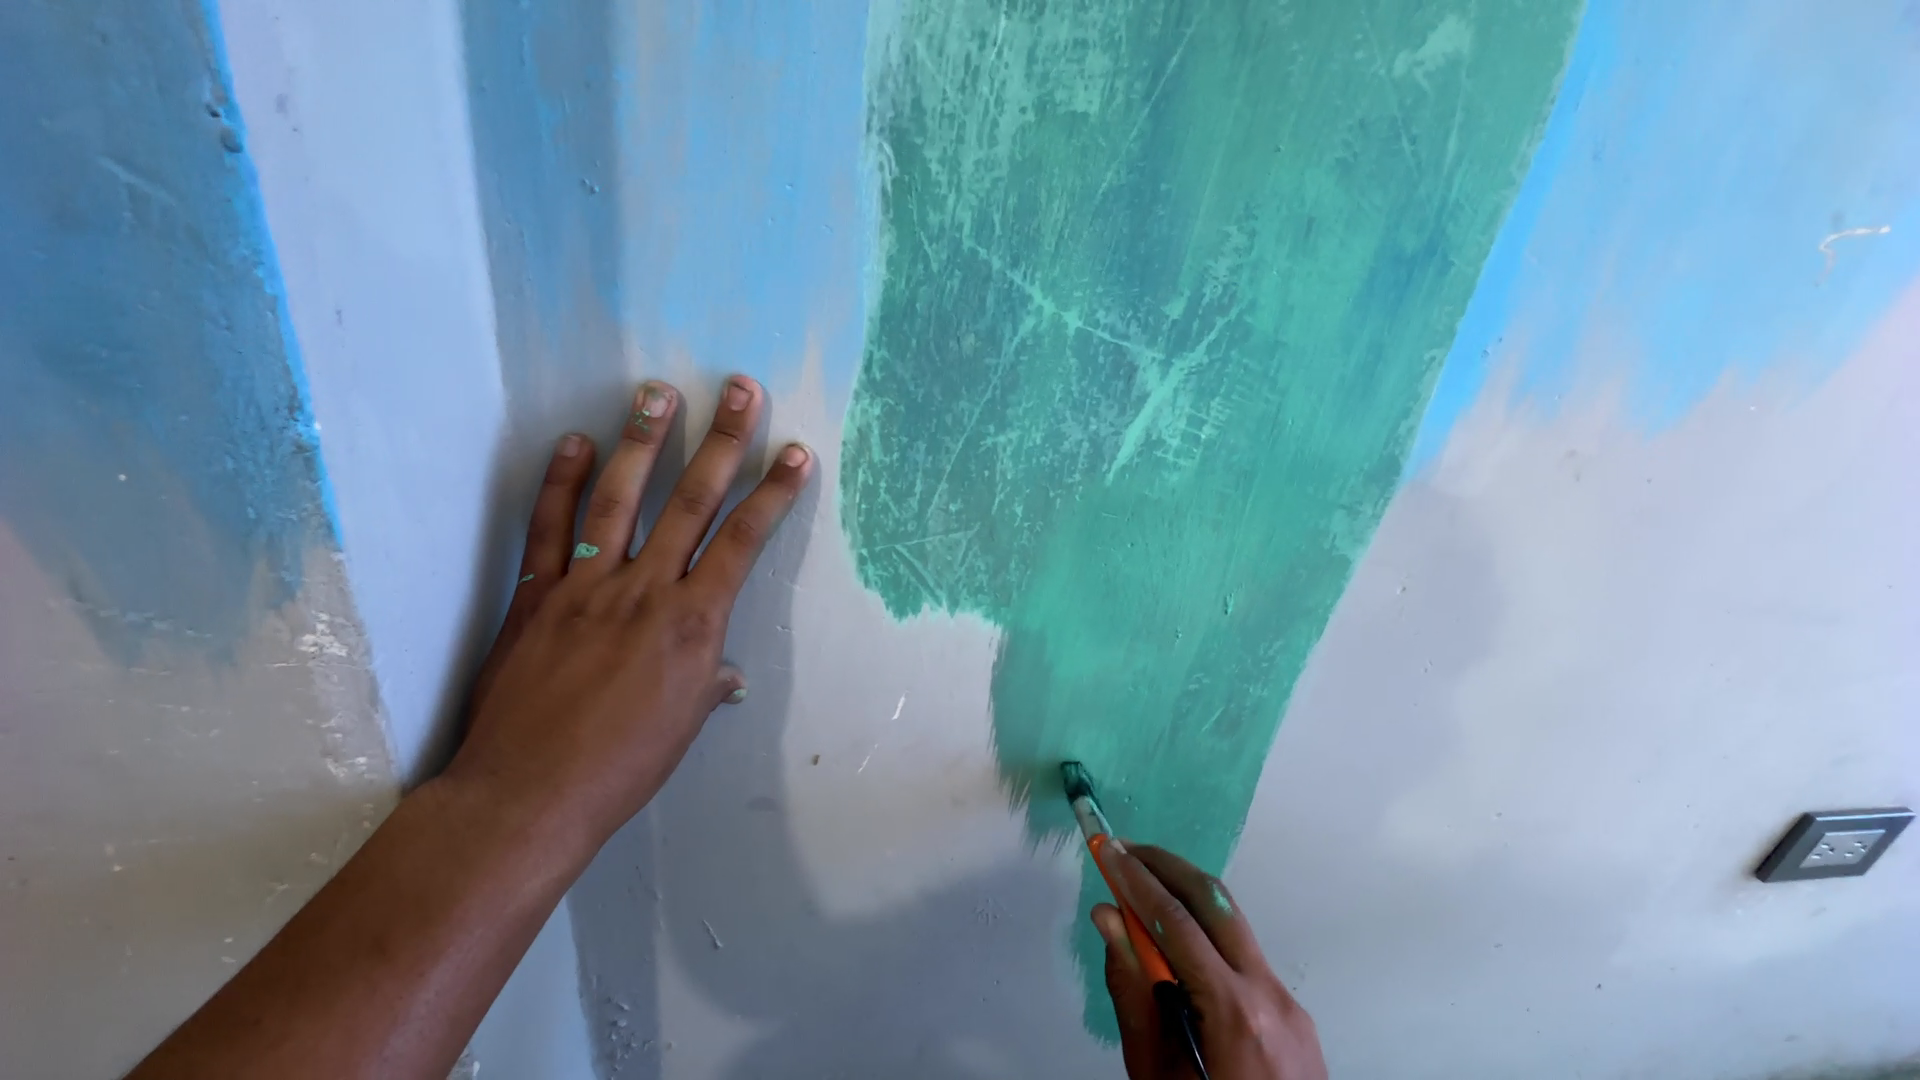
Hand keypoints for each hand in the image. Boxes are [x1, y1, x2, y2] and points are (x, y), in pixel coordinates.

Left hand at [444, 375, 813, 847]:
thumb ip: (708, 681)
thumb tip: (725, 670)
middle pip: (691, 503)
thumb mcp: (684, 724)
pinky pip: (549, 528)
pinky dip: (559, 482)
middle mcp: (646, 591)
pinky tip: (573, 442)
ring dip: (642, 442)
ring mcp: (586, 586)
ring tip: (656, 392)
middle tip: (739, 390)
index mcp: (694, 624)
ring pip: (620, 499)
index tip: (794, 452)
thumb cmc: (623, 767)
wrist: (530, 795)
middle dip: (722, 442)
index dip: (772, 493)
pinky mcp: (535, 594)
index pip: (742, 542)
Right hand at [1094, 844, 1327, 1079]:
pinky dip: (1207, 931)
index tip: (1108, 849)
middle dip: (1167, 865)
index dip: (1137, 880)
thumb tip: (1108, 917)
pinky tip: (1176, 939)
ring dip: (1187, 893)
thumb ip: (1132, 990)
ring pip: (1234, 923)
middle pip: (1216, 902)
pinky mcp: (1294, 1012)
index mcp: (1234, 1013)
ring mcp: (1290, 1001)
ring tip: (1143, 881)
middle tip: (1126, 850)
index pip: (1177, 922)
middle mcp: (1270, 994)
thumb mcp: (1153, 1069)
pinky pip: (1244, 954)